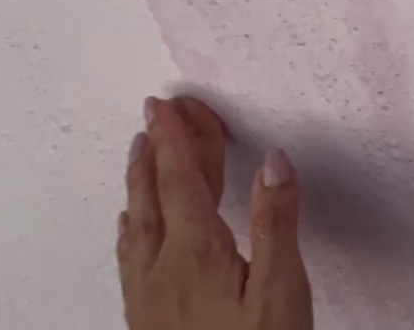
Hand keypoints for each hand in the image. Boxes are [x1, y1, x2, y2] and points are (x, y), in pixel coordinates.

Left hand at [118, 96, 312, 329]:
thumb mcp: (281, 284)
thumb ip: (275, 219)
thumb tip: (273, 158)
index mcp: (195, 252)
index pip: (183, 181)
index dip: (176, 139)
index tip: (166, 104)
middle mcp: (163, 266)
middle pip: (157, 195)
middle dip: (159, 149)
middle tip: (160, 111)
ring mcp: (150, 292)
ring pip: (140, 221)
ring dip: (143, 179)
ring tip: (141, 149)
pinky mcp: (149, 311)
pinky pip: (133, 251)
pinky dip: (135, 220)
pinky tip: (133, 220)